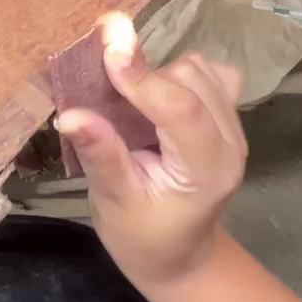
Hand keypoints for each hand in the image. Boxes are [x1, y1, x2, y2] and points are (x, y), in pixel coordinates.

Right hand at [56, 12, 246, 289]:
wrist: (177, 251)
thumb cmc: (142, 234)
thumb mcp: (113, 202)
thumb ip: (99, 155)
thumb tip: (69, 115)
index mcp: (207, 171)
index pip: (182, 110)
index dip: (143, 77)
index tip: (106, 50)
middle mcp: (230, 142)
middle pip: (189, 80)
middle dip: (143, 74)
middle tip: (102, 83)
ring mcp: (233, 124)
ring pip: (197, 67)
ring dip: (156, 71)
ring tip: (127, 99)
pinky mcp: (226, 112)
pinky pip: (206, 70)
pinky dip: (175, 70)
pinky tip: (154, 93)